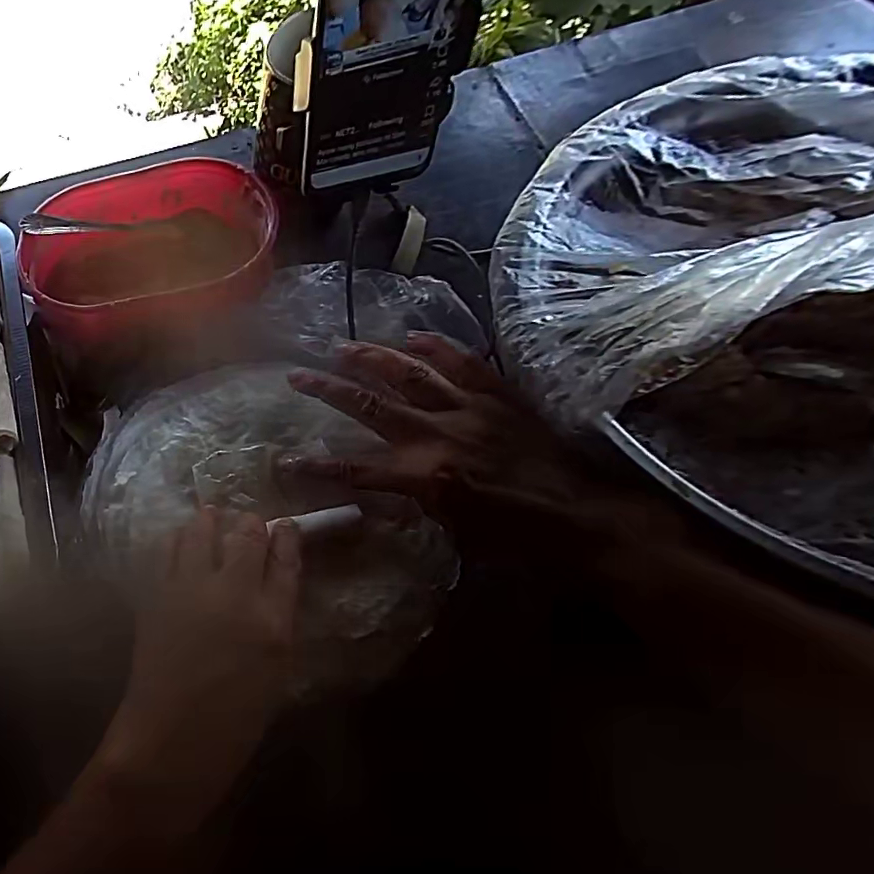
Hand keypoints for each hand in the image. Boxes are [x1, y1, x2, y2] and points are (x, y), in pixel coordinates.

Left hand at [83, 508, 301, 835]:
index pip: (286, 562)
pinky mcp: (155, 594)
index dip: (286, 538)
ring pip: (200, 534)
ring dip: (207, 521)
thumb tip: (266, 587)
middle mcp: (234, 596)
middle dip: (248, 523)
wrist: (172, 737)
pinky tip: (178, 538)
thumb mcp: (275, 672)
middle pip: (245, 537)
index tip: (284, 526)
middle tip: (246, 519)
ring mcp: (189, 590)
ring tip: (209, 515)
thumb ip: (273, 624)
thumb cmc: (234, 720)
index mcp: (274, 623)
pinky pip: (165, 552)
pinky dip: (174, 540)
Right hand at [280, 332, 679, 561]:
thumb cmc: (516, 535)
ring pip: (411, 376)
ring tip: (342, 347)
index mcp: (425, 476)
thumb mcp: (453, 526)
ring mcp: (470, 411)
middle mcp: (439, 436)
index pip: (355, 469)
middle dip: (328, 390)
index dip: (317, 466)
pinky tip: (412, 337)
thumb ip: (414, 496)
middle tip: (297, 376)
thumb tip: (386, 481)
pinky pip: (465, 364)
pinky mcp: (499, 398)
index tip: (286, 461)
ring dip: (372, 359)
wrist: (587, 519)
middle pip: (370, 406)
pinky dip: (437, 348)